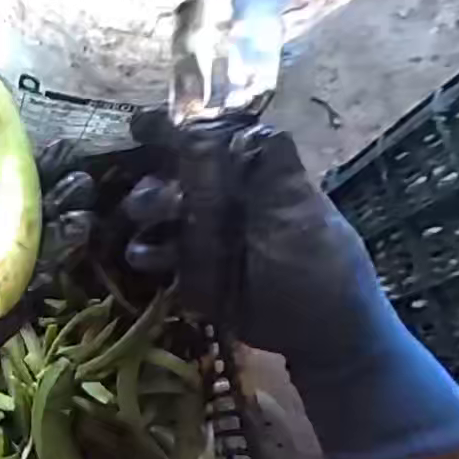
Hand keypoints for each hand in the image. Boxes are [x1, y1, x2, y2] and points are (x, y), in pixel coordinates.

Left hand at [0, 132, 97, 458]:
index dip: (22, 150)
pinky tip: (80, 224)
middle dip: (56, 174)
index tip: (41, 135)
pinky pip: (58, 252)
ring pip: (52, 217)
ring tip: (81, 187)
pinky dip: (69, 238)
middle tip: (74, 161)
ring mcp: (20, 248)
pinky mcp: (35, 274)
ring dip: (68, 201)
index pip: (1, 169)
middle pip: (35, 190)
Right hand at [126, 114, 458, 458]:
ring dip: (146, 216)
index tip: (139, 125)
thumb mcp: (302, 216)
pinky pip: (154, 251)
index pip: (205, 140)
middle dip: (152, 183)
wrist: (319, 336)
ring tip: (153, 237)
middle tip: (153, 204)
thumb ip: (273, 171)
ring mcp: (199, 233)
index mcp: (249, 175)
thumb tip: (247, 123)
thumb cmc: (320, 269)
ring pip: (154, 211)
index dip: (171, 129)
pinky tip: (150, 261)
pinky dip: (146, 252)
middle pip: (168, 173)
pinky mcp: (186, 267)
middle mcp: (219, 196)